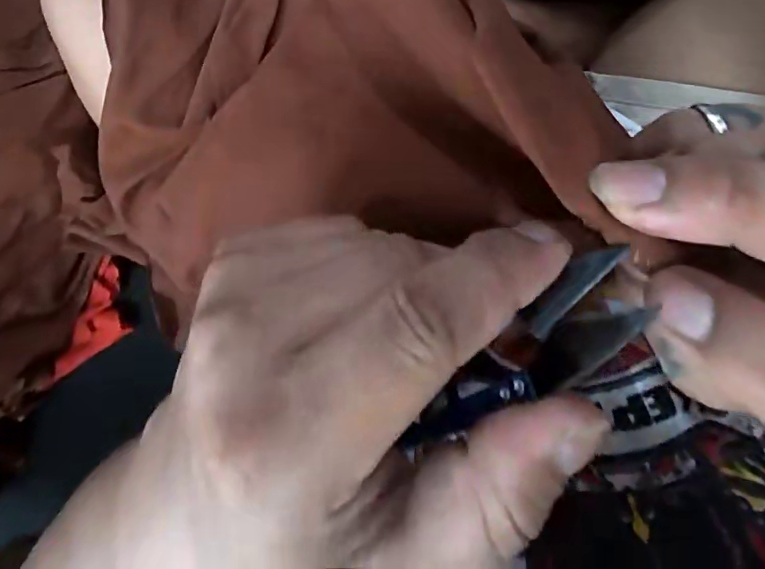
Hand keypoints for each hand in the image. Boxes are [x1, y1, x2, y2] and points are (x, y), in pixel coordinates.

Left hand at [32, 218, 607, 568]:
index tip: (555, 246)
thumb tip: (582, 410)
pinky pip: (333, 229)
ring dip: (418, 272)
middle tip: (492, 332)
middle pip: (394, 269)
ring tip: (415, 335)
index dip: (492, 278)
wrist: (181, 508)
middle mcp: (245, 347)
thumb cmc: (299, 550)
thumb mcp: (407, 560)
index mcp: (288, 438)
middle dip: (464, 281)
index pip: (410, 326)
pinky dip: (370, 257)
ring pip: (368, 238)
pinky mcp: (226, 259)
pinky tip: (360, 308)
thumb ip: (496, 492)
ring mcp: (226, 292)